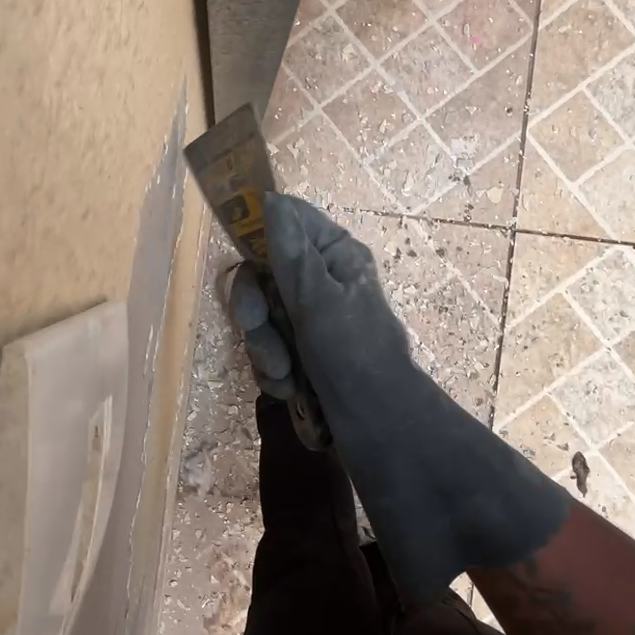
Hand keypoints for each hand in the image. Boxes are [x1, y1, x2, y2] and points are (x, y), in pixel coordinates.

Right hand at [228, 193, 567, 603]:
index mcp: (334, 256)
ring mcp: (310, 321)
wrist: (385, 436)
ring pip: (259, 318)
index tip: (250, 270)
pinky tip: (292, 393)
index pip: (285, 223)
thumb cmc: (357, 361)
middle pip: (260, 275)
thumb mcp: (318, 301)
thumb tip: (269, 198)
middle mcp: (320, 281)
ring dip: (266, 352)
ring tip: (289, 380)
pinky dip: (274, 373)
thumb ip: (288, 252)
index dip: (258, 240)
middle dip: (257, 316)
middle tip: (266, 341)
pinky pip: (267, 350)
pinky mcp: (303, 356)